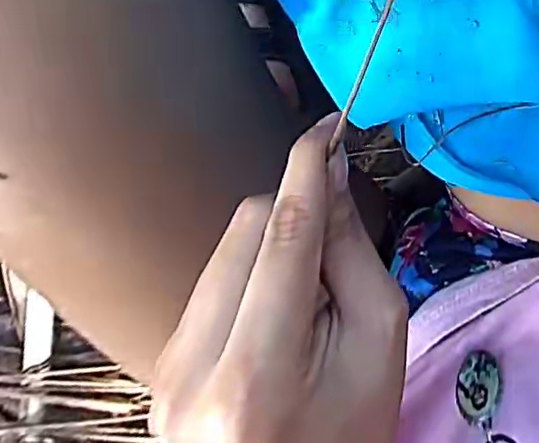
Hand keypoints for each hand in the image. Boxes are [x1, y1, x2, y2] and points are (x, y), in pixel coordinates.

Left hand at [149, 114, 405, 441]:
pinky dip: (250, 271)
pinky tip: (273, 313)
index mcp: (259, 371)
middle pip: (249, 226)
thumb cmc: (352, 429)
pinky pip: (212, 278)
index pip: (285, 233)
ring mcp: (167, 372)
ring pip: (227, 244)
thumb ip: (353, 249)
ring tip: (303, 295)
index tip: (326, 127)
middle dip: (297, 213)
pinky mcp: (160, 368)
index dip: (307, 167)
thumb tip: (329, 174)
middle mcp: (194, 369)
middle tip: (332, 254)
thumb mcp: (378, 337)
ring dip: (273, 241)